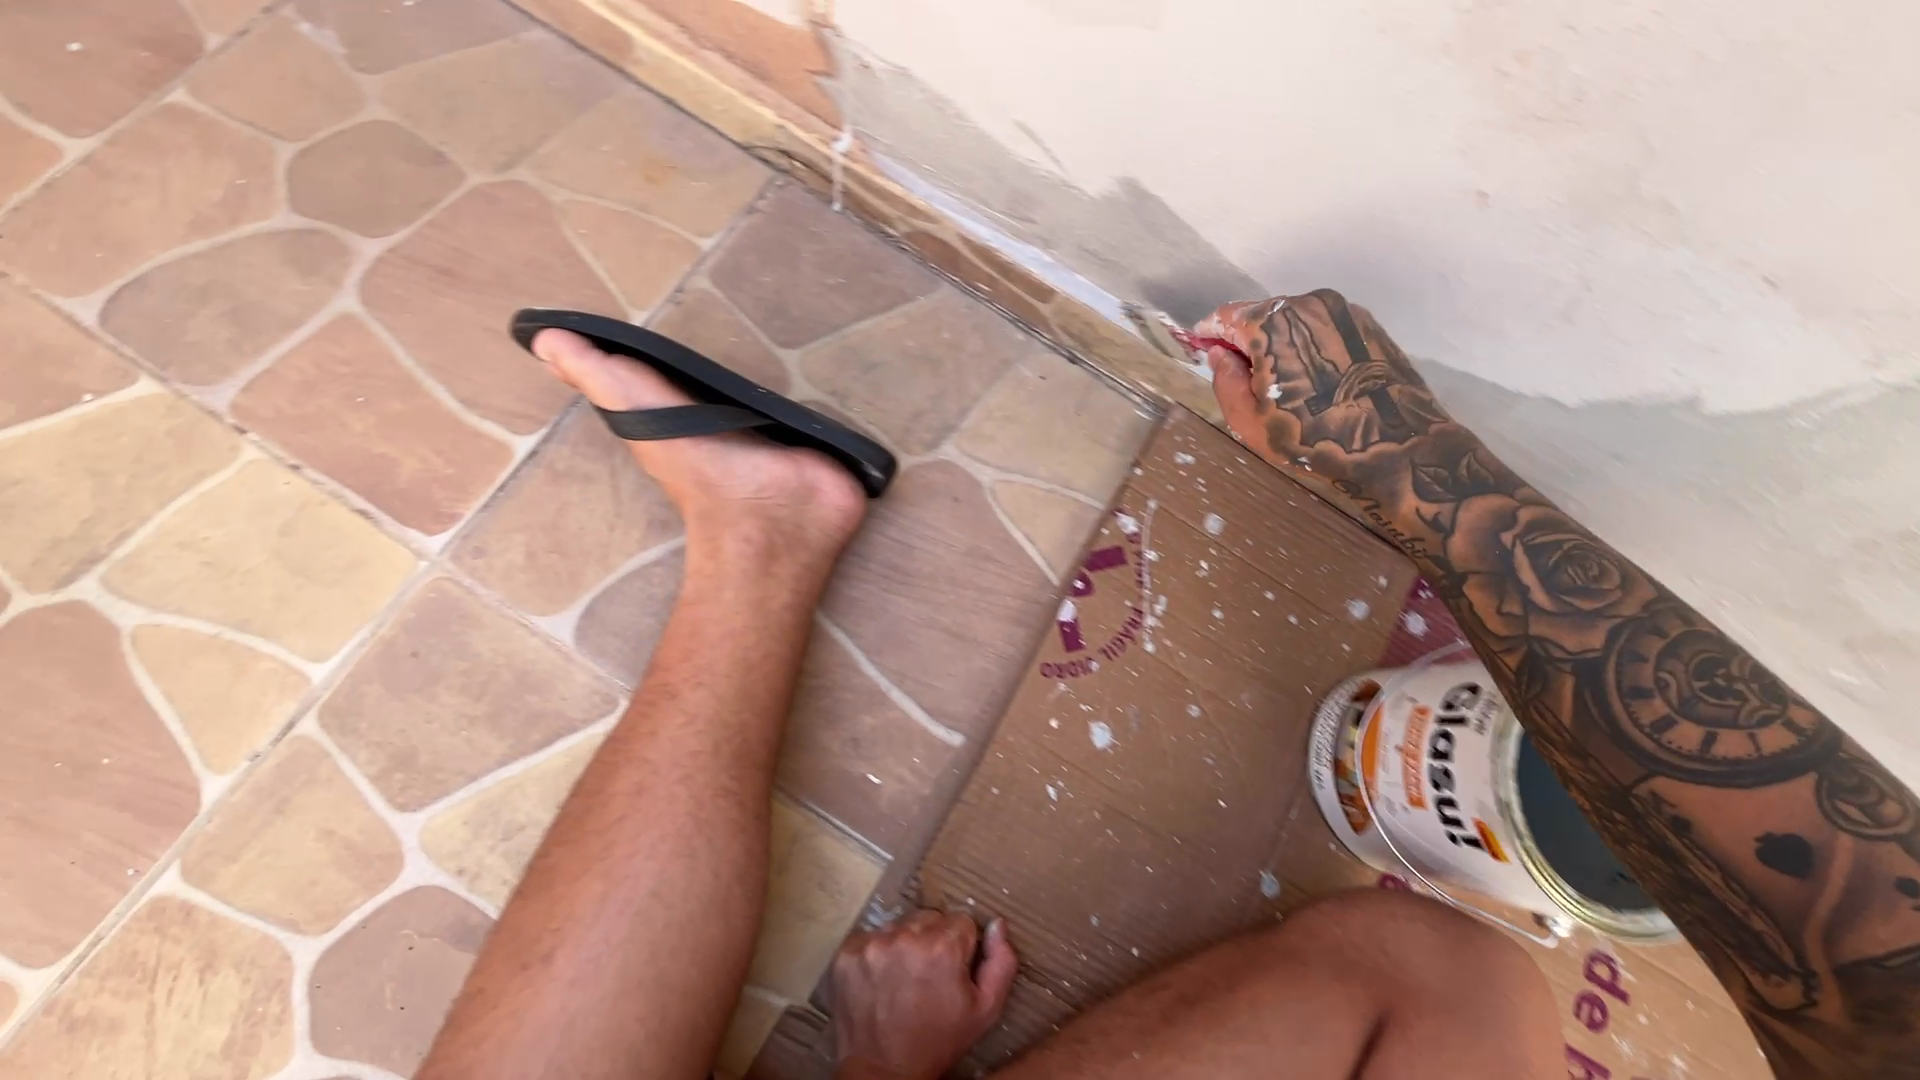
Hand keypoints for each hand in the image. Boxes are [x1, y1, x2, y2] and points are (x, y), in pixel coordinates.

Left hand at [830, 911, 1017, 1079]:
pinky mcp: (848, 953)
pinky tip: (880, 980)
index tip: (951, 971)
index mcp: (943, 947)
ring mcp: (873, 943)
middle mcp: (907, 936)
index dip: (960, 947)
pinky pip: (870, 937)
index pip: (961, 921)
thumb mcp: (985, 1011)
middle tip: (927, 976)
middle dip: (933, 940)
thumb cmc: (938, 1041)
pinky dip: (876, 953)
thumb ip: (1001, 962)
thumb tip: (997, 924)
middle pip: (929, 918)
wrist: (883, 1072)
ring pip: (900, 926)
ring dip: (904, 945)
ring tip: (903, 979)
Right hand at [1197, 290, 1510, 562]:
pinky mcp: (1367, 326)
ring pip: (1294, 320)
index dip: (1208, 332)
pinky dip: (1305, 345)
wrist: (1396, 444)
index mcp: (1272, 323)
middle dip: (1243, 338)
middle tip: (1234, 368)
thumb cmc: (1311, 436)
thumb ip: (1225, 379)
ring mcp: (1343, 311)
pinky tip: (1307, 376)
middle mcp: (1308, 304)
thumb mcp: (1248, 418)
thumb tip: (1220, 355)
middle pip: (1262, 314)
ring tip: (1274, 378)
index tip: (1198, 346)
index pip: (1227, 316)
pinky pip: (1321, 328)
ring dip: (1276, 342)